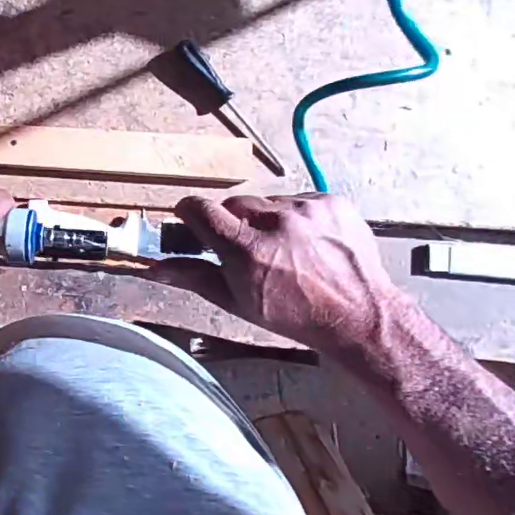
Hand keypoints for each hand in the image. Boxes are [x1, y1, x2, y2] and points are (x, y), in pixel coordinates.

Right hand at [147, 193, 410, 355]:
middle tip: (243, 247)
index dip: (189, 212)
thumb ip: (192, 276)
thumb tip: (156, 268)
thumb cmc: (294, 314)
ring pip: (266, 202)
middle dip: (232, 222)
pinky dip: (294, 217)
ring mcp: (306, 209)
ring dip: (265, 220)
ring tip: (281, 248)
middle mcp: (275, 222)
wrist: (357, 314)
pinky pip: (297, 200)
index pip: (200, 209)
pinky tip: (303, 242)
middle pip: (233, 204)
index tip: (189, 218)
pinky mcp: (330, 201)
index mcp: (246, 250)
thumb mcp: (235, 300)